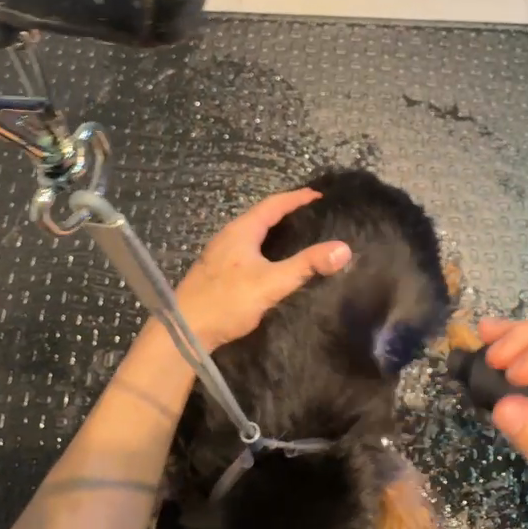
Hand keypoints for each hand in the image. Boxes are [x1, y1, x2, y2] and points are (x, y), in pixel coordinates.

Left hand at [175, 188, 351, 350]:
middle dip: (288, 213)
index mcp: (241, 230)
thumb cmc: (227, 301)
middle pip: (263, 217)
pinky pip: (248, 251)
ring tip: (300, 238)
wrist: (183, 333)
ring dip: (276, 233)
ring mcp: (220, 255)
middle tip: (314, 216)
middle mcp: (229, 236)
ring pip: (254, 235)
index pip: (274, 204)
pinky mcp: (217, 273)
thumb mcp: (272, 282)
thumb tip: (344, 248)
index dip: (298, 198)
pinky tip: (274, 265)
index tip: (320, 196)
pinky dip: (266, 250)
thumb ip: (307, 265)